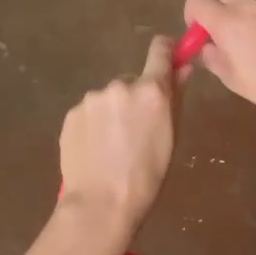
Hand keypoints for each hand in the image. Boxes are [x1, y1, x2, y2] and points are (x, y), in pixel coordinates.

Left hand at [57, 36, 181, 244]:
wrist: (101, 204)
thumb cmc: (148, 176)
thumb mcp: (171, 136)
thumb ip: (177, 97)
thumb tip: (184, 68)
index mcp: (151, 90)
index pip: (160, 50)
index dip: (167, 50)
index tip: (169, 57)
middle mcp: (120, 86)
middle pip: (132, 82)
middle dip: (135, 97)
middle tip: (136, 130)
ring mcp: (92, 99)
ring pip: (108, 98)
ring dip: (112, 112)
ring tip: (112, 146)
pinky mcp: (71, 114)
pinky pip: (89, 113)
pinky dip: (94, 125)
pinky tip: (95, 150)